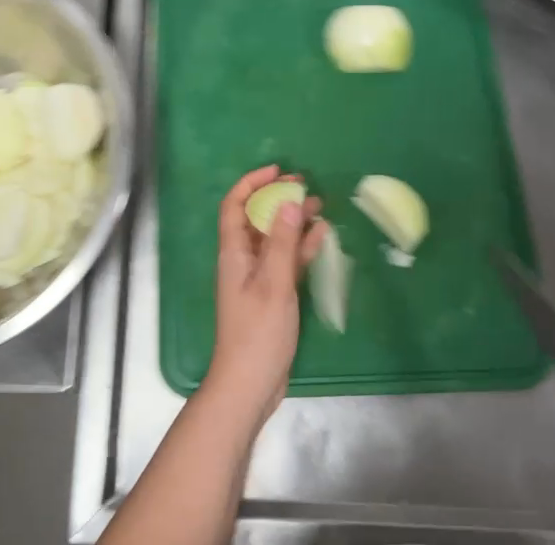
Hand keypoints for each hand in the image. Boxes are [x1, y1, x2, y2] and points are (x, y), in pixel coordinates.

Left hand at [207, 164, 326, 423]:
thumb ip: (282, 243)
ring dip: (293, 220)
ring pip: (275, 238)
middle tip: (307, 184)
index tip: (278, 171)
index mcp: (234, 253)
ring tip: (320, 205)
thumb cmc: (257, 333)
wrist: (249, 383)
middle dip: (278, 198)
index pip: (234, 205)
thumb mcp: (274, 284)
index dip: (252, 183)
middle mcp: (242, 260)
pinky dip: (301, 247)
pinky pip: (286, 261)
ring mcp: (257, 278)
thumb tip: (289, 201)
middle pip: (256, 218)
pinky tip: (320, 236)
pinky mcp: (272, 295)